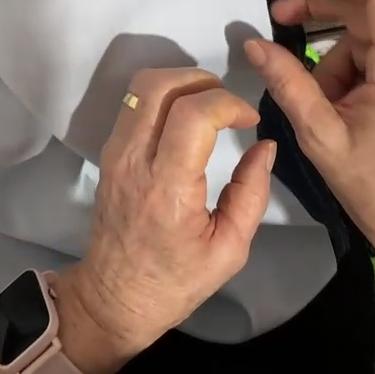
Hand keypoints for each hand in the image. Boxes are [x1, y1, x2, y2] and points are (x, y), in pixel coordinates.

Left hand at [58, 67, 277, 373]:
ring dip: (179, 82)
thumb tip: (265, 145)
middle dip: (201, 79)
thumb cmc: (176, 280)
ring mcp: (115, 151)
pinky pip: (133, 104)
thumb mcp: (229, 250)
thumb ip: (251, 193)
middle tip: (228, 102)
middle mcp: (134, 159)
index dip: (227, 103)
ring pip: (141, 87)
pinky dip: (162, 96)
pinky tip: (185, 117)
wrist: (116, 294)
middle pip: (159, 85)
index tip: (249, 118)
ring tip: (208, 104)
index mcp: (168, 187)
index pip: (192, 115)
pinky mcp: (109, 150)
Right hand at [244, 0, 374, 285]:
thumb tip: (255, 44)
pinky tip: (338, 111)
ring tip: (319, 108)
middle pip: (371, 17)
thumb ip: (286, 82)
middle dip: (323, 17)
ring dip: (336, 62)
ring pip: (371, 45)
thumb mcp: (320, 135)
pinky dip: (353, 76)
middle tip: (280, 23)